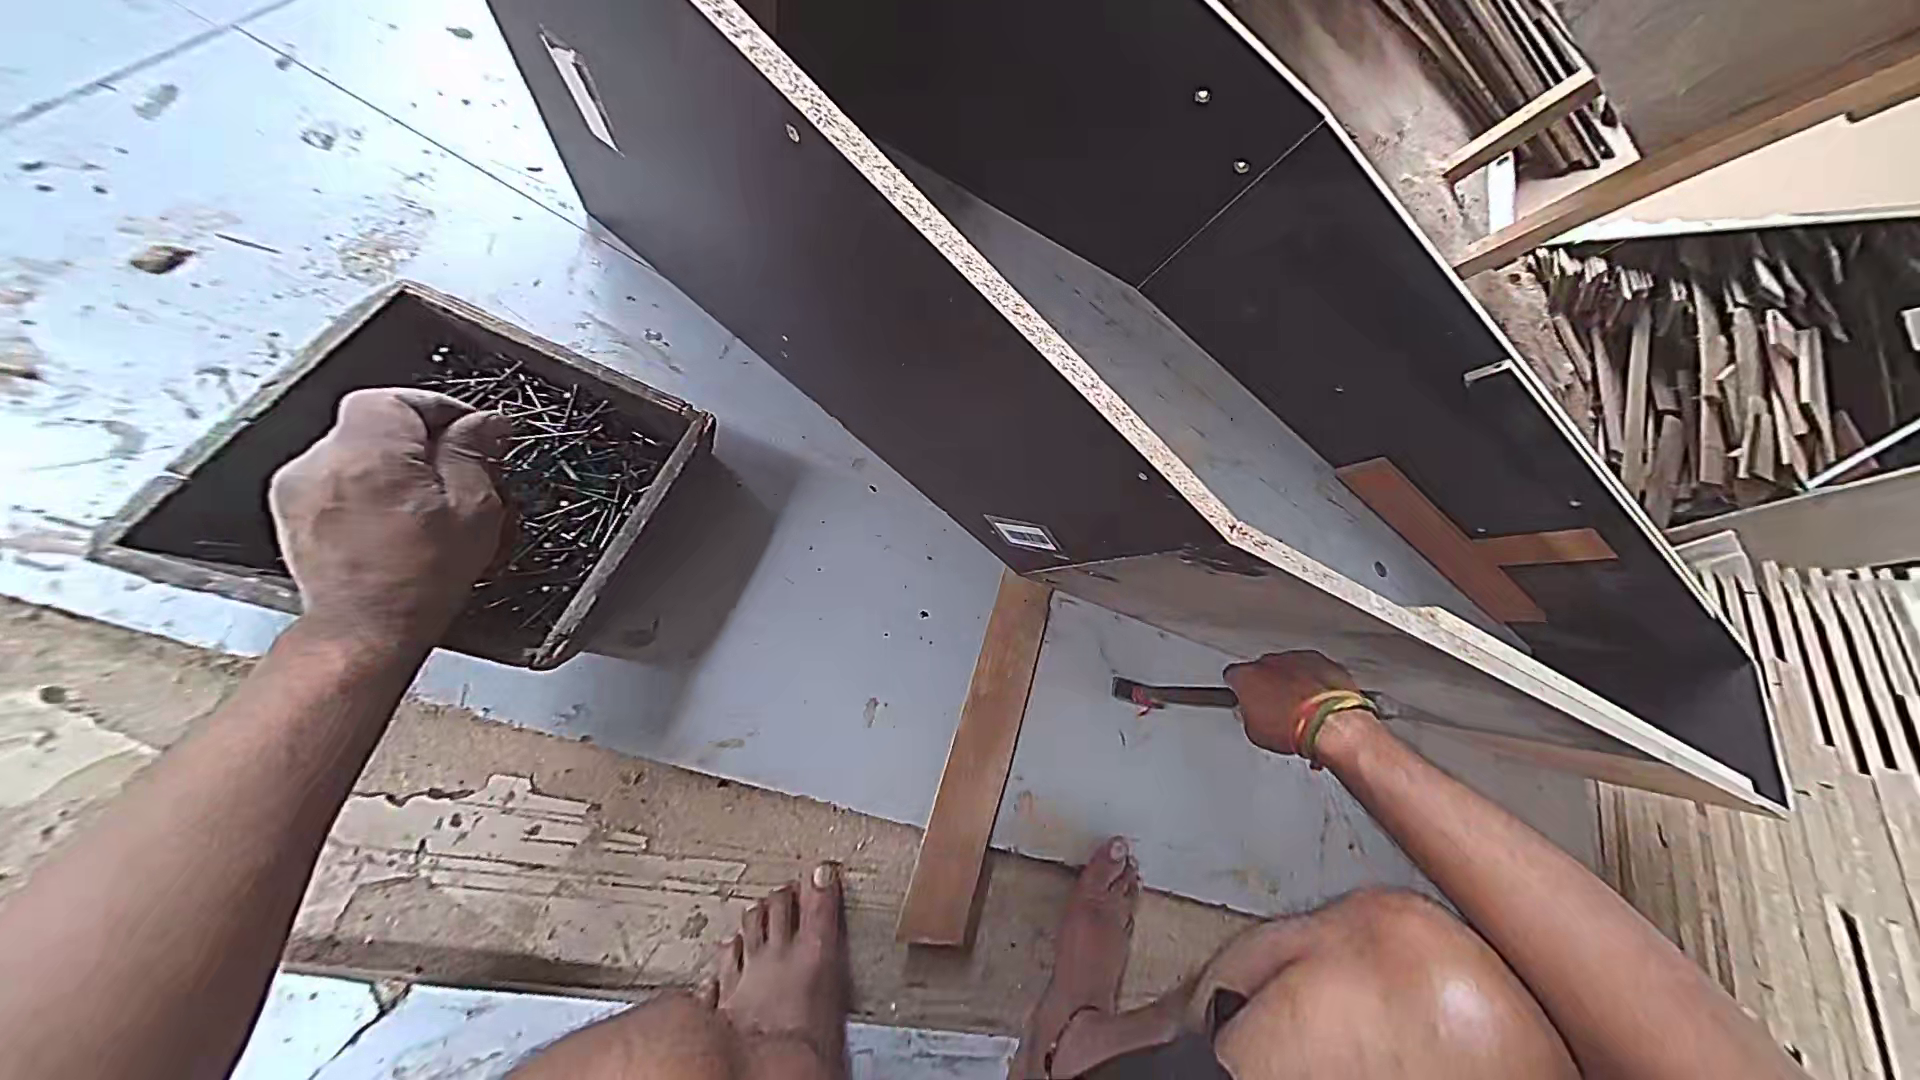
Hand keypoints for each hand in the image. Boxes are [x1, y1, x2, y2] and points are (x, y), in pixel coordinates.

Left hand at [269, 388, 511, 646]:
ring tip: (432, 493)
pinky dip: (371, 478)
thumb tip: (485, 420)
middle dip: (421, 433)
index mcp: (371, 456)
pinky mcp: (291, 505)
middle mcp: (322, 462)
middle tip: (462, 462)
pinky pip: (338, 471)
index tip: (472, 426)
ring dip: (397, 456)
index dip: (438, 407)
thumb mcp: (474, 508)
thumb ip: (473, 453)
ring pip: (357, 445)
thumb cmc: (426, 573)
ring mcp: (298, 484)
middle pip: (373, 419)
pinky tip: (399, 509)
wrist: (369, 624)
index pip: (395, 397)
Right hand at [1222, 651, 1362, 755]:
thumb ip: (1248, 716)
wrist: (1332, 724)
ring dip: (1295, 684)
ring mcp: (1297, 659)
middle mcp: (1268, 661)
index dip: (1241, 692)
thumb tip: (1252, 717)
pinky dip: (1318, 683)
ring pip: (1291, 668)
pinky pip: (1316, 670)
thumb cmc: (1294, 727)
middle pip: (1263, 670)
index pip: (1233, 677)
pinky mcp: (1325, 662)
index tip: (1248, 704)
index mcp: (1245, 675)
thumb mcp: (1255, 733)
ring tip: (1304, 712)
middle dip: (1270, 687)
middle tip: (1279, 712)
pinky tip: (1322, 705)